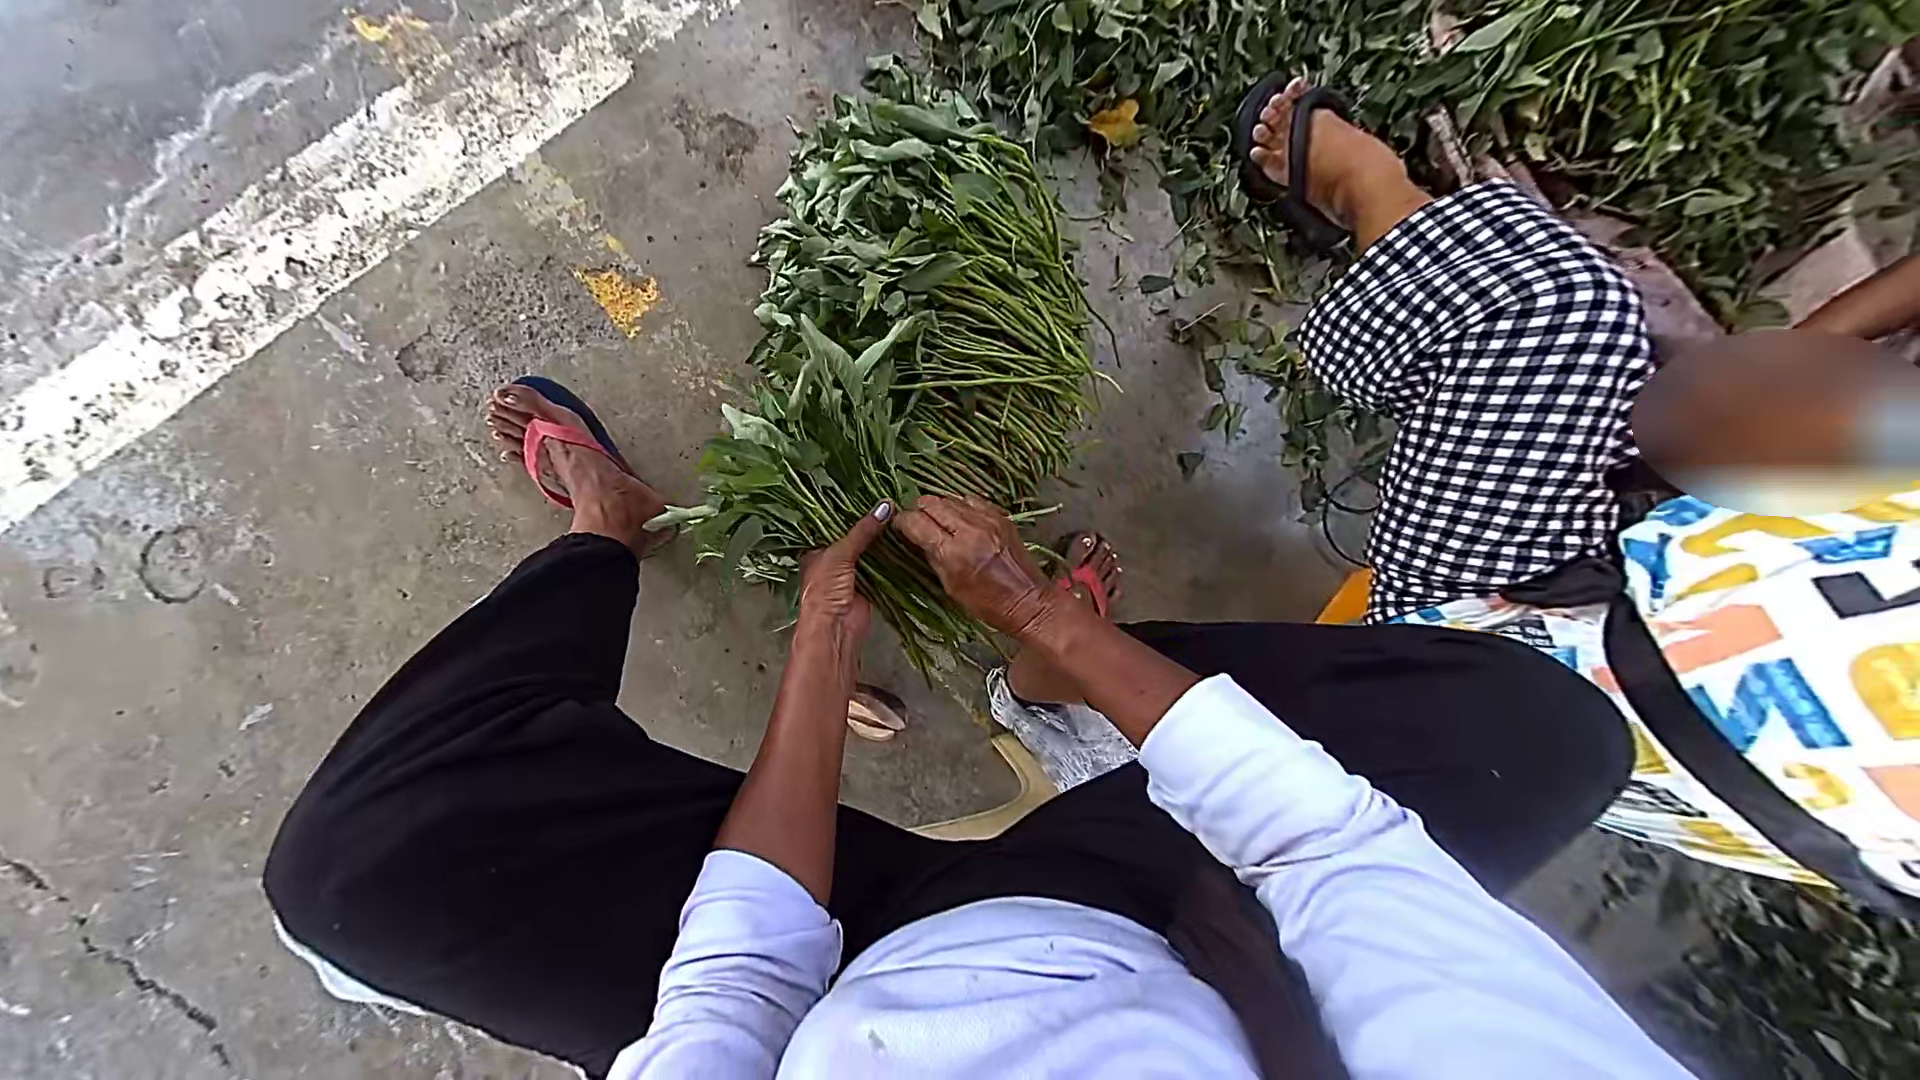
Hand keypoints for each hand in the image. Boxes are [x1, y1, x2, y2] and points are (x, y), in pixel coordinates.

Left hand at [796, 500, 892, 648]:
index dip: (850, 510)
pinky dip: (892, 556)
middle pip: (855, 537)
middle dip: (870, 524)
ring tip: (901, 515)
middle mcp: (833, 560)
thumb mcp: (840, 553)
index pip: (834, 524)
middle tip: (891, 502)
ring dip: (883, 539)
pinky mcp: (869, 584)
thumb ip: (862, 530)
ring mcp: (851, 573)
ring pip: (869, 550)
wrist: (835, 627)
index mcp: (816, 549)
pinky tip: (904, 540)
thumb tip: (886, 506)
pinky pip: (882, 566)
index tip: (871, 493)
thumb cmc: (824, 590)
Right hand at [892, 495, 1055, 637]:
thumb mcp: (950, 585)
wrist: (1028, 601)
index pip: (917, 522)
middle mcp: (970, 530)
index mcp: (954, 552)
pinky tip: (960, 517)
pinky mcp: (1001, 517)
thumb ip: (932, 556)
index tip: (898, 524)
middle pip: (933, 504)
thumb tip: (916, 535)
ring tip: (937, 519)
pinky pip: (972, 501)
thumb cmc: (986, 603)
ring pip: (951, 498)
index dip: (903, 521)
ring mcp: (988, 520)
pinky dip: (961, 506)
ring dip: (940, 506)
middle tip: (917, 521)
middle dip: (920, 510)